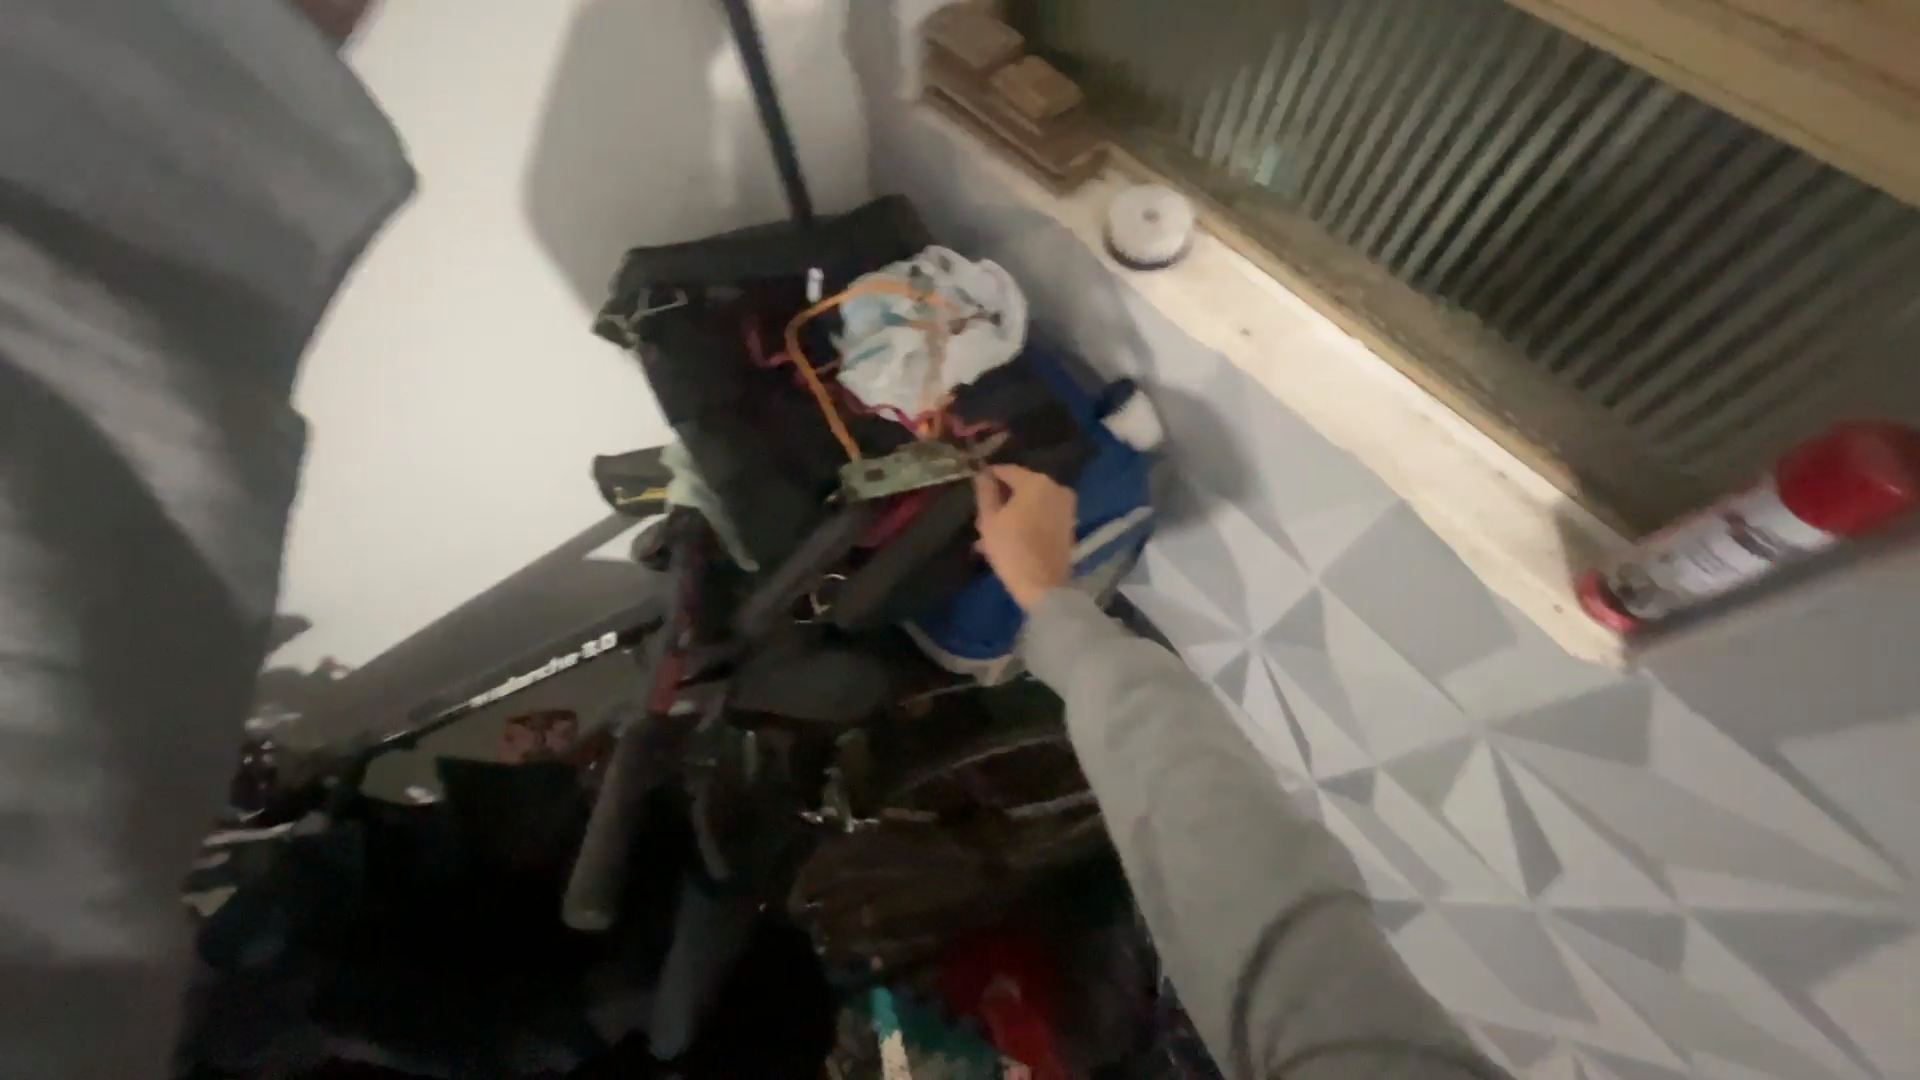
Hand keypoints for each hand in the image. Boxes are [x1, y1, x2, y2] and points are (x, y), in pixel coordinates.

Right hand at [973, 465, 1075, 611]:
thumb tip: (983, 474)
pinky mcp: (1070, 524)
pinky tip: (1012, 537)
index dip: (990, 476)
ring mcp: (1066, 506)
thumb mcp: (988, 519)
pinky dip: (1028, 521)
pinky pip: (1044, 515)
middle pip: (1022, 487)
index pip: (1007, 470)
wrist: (1043, 586)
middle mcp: (1055, 488)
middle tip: (983, 515)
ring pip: (1033, 503)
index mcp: (1035, 482)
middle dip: (1003, 499)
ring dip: (1014, 513)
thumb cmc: (1011, 549)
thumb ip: (985, 492)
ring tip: (993, 532)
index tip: (977, 483)